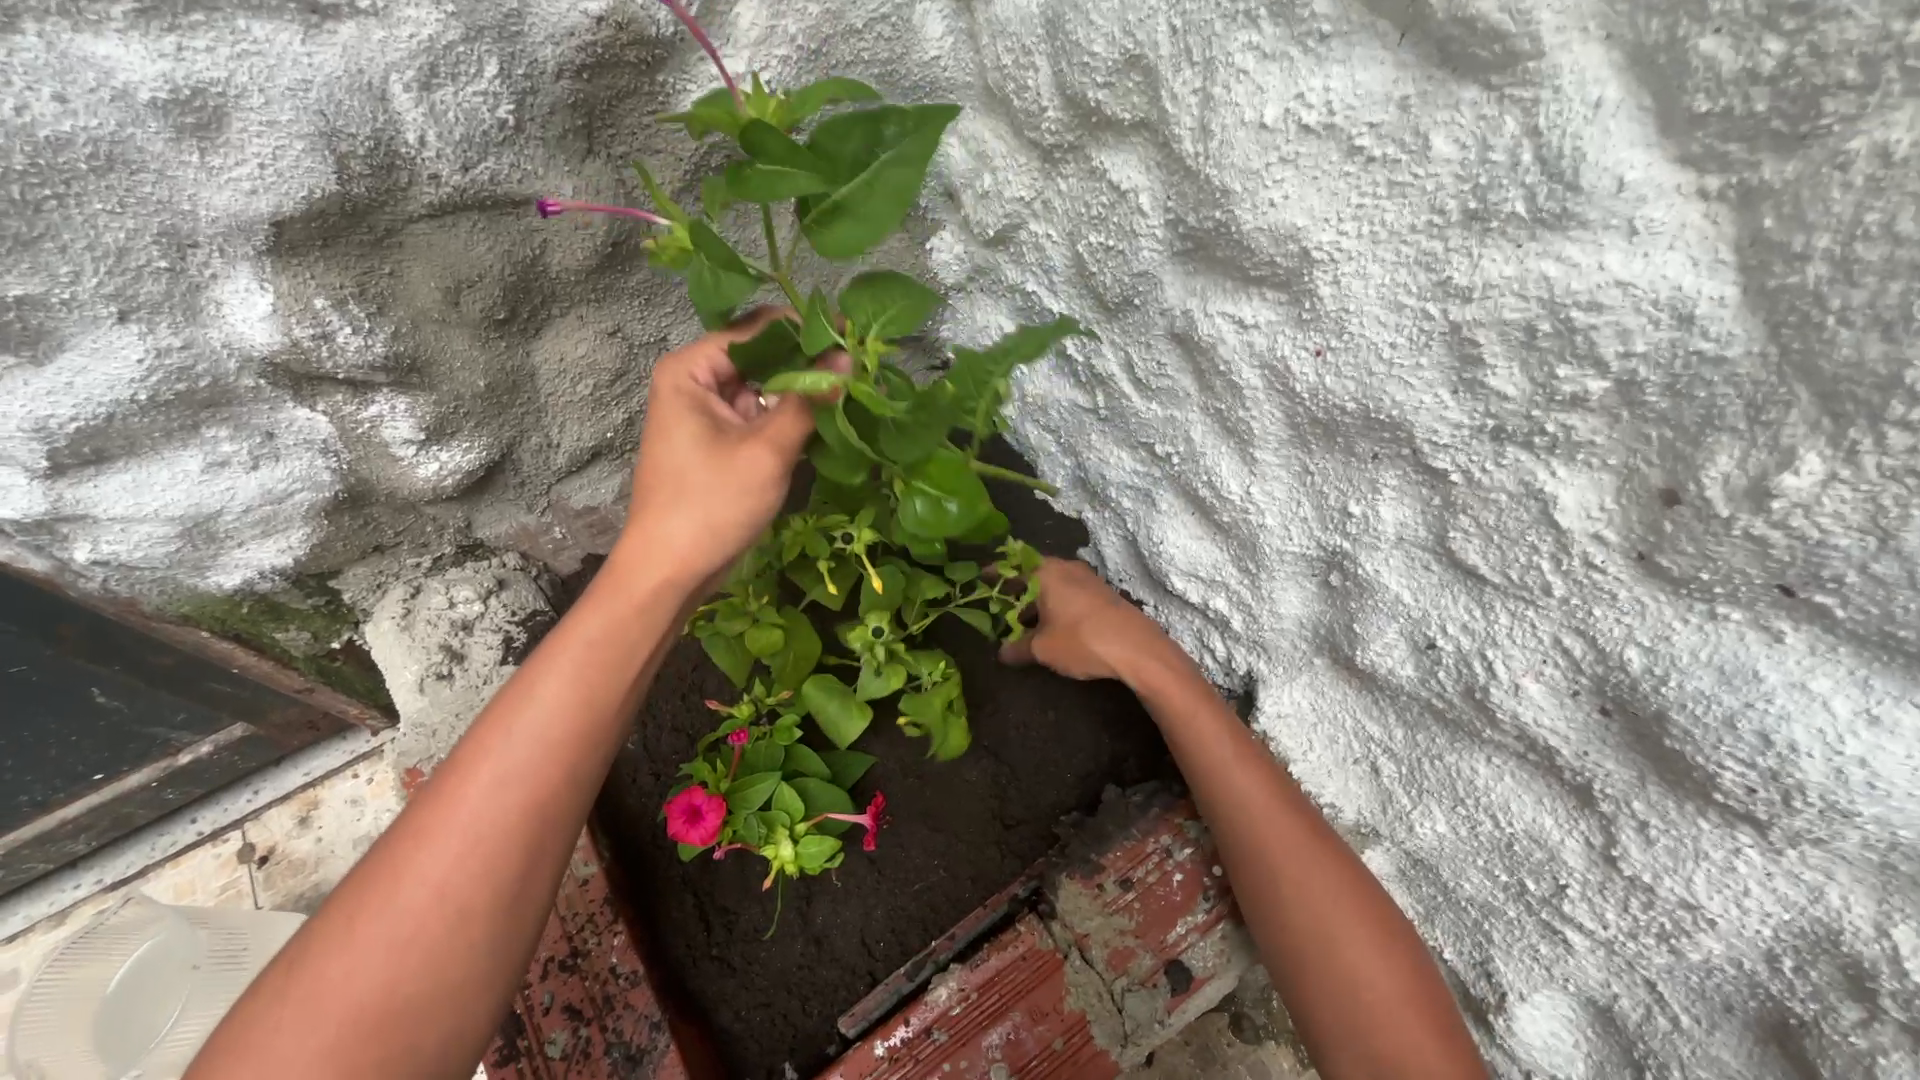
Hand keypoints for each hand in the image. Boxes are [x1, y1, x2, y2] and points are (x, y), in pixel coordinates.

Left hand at [613, 308, 847, 592]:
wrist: (671, 570)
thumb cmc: (711, 504)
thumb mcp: (767, 450)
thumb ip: (808, 401)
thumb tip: (849, 360)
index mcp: (689, 370)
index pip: (755, 330)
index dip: (802, 331)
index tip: (851, 335)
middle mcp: (694, 383)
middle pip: (760, 357)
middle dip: (806, 362)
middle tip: (859, 364)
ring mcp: (707, 415)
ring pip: (764, 389)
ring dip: (802, 392)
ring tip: (853, 389)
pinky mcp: (720, 443)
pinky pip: (761, 417)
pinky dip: (790, 418)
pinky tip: (830, 419)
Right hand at [997, 558, 1180, 682]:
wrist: (1137, 648)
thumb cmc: (1081, 640)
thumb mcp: (1042, 649)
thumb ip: (1018, 648)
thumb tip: (1002, 653)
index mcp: (1047, 572)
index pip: (1014, 565)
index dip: (997, 572)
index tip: (982, 577)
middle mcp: (1068, 569)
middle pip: (1035, 574)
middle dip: (1018, 590)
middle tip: (1002, 605)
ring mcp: (1089, 581)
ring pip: (1055, 585)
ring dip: (1039, 601)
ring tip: (1025, 623)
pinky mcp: (1104, 596)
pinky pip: (1071, 595)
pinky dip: (1057, 606)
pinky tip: (1054, 628)